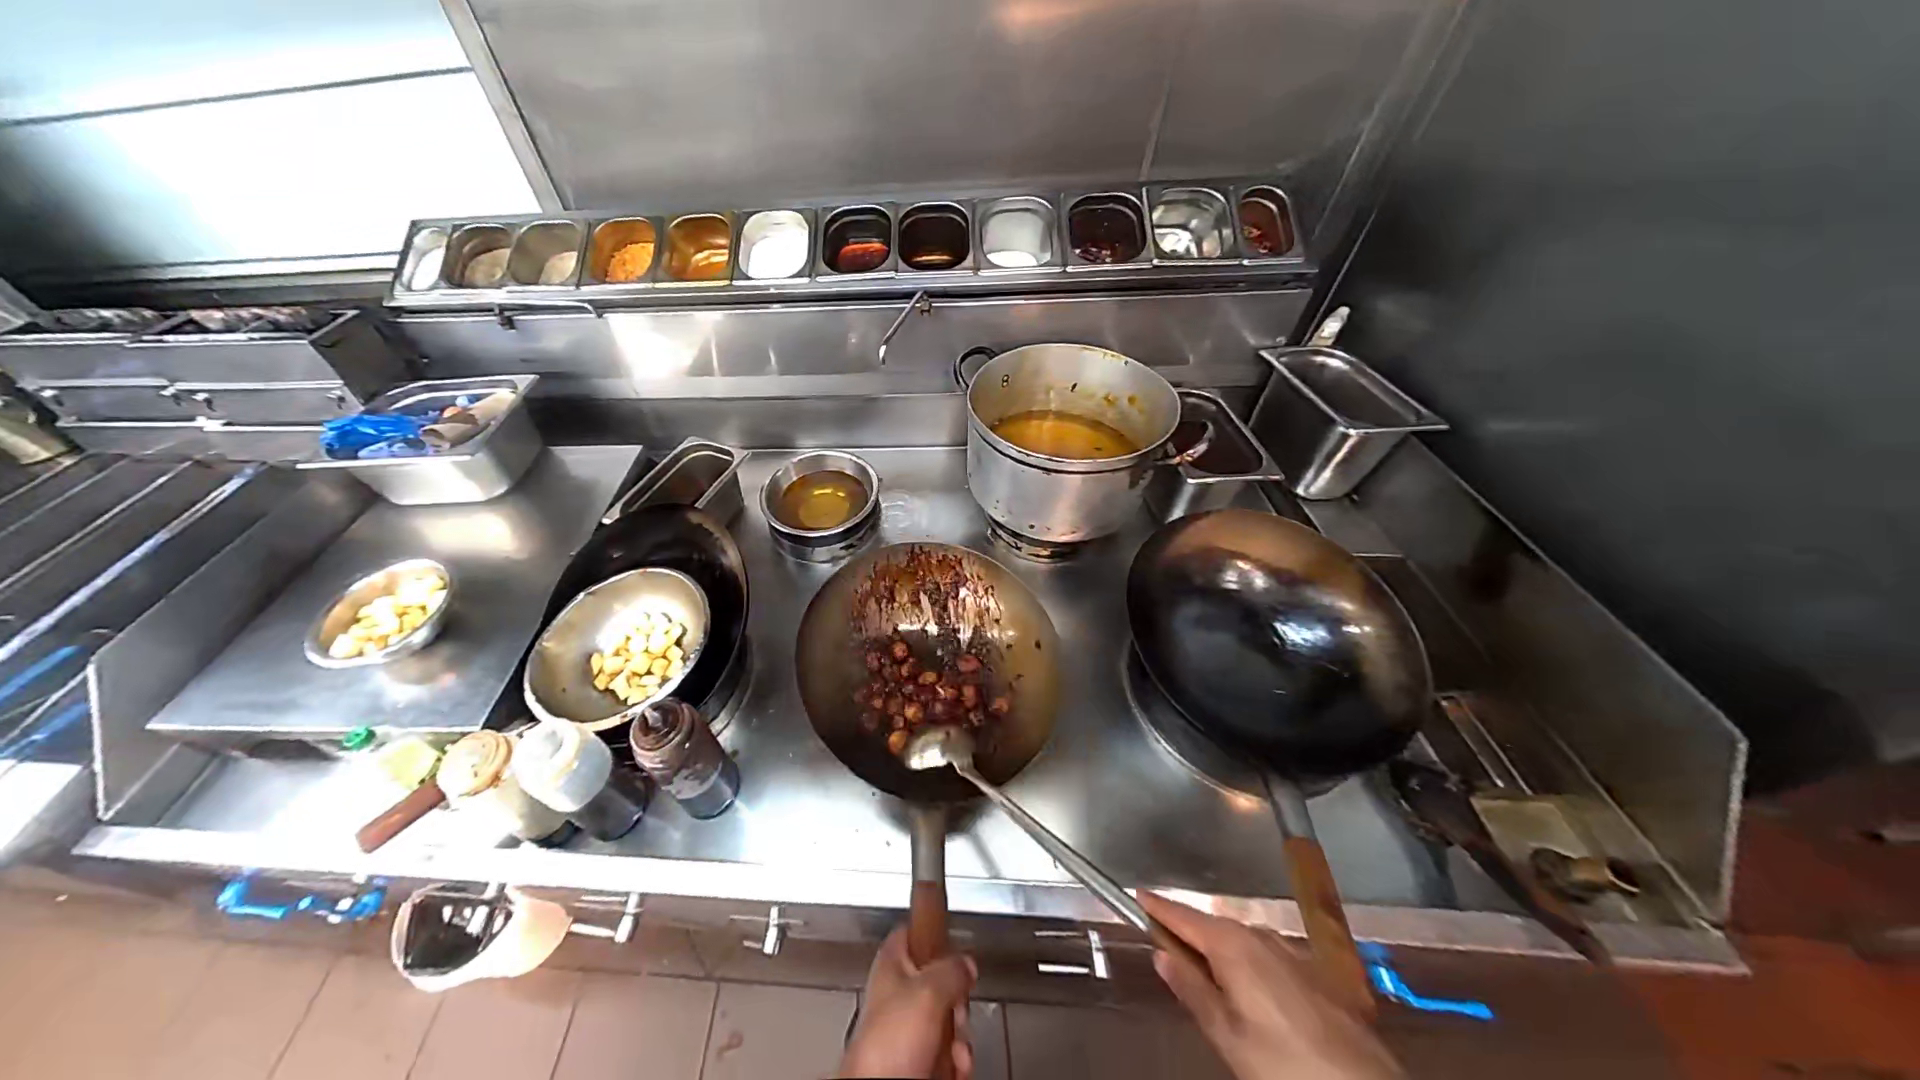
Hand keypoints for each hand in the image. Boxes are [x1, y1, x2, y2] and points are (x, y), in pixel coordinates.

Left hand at [839, 924, 977, 1078]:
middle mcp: (898, 995)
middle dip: (957, 997)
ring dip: (960, 1034)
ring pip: (948, 1019)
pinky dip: (956, 1061)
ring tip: (953, 1046)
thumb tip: (965, 962)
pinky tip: (953, 1065)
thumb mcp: (929, 990)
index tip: (952, 944)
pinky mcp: (916, 1060)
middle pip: (940, 980)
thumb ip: (952, 969)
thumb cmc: (888, 1043)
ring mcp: (907, 1029)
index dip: (934, 933)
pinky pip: (948, 1052)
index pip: (912, 931)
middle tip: (954, 1008)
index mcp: (891, 966)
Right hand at [1141, 893, 1402, 1079]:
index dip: (1158, 906)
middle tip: (1163, 945)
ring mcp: (1291, 950)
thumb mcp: (1227, 1035)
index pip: (1183, 916)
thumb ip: (1191, 990)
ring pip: (1240, 938)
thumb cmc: (1284, 1065)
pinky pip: (1266, 953)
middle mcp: (1261, 936)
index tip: (1135, 894)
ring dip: (1217, 946)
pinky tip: (1248, 988)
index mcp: (1232, 945)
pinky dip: (1245, 959)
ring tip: (1202, 970)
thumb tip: (1161, 955)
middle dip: (1187, 930)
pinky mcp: (1314, 970)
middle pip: (1211, 925)